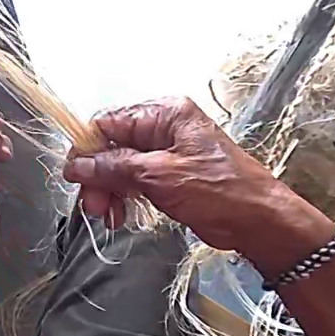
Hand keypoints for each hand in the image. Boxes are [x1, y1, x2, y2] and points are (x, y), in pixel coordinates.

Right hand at [61, 97, 334, 273]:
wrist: (259, 221)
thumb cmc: (218, 192)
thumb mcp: (158, 176)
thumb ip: (112, 167)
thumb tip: (76, 165)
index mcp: (164, 114)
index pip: (108, 122)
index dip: (87, 150)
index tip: (75, 178)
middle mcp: (163, 127)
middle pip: (110, 146)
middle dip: (97, 176)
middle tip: (94, 206)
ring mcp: (165, 151)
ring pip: (119, 166)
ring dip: (108, 190)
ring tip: (108, 215)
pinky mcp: (168, 174)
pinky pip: (133, 180)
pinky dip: (123, 196)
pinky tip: (120, 214)